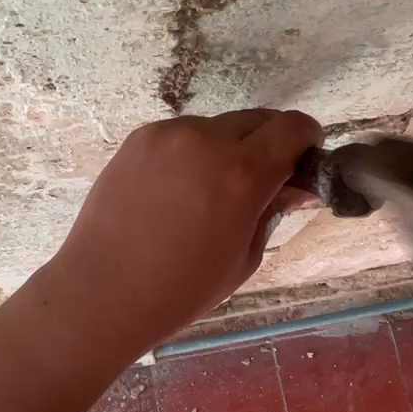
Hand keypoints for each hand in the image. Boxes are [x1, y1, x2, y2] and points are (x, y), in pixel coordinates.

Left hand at [39, 109, 321, 350]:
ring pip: (218, 127)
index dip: (307, 141)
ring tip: (209, 192)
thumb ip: (274, 209)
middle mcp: (206, 141)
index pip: (294, 127)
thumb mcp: (245, 256)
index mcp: (242, 174)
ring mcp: (167, 135)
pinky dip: (192, 152)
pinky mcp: (139, 138)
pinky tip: (176, 190)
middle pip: (259, 120)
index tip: (304, 161)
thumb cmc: (182, 289)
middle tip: (261, 182)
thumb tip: (297, 186)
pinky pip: (182, 135)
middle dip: (270, 144)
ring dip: (228, 148)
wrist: (104, 291)